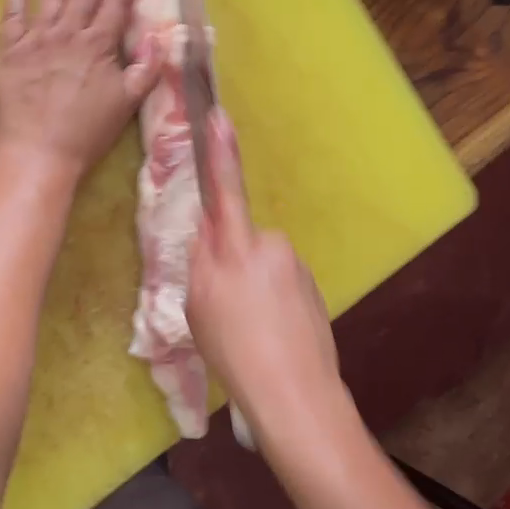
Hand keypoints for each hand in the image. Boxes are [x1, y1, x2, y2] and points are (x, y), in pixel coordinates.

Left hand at [0, 0, 163, 179]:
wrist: (39, 153)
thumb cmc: (86, 133)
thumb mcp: (127, 104)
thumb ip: (146, 69)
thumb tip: (163, 38)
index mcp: (98, 46)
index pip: (118, 0)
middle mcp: (69, 34)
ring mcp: (37, 39)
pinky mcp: (11, 51)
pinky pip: (13, 13)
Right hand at [187, 112, 347, 447]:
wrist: (293, 391)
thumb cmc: (234, 352)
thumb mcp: (198, 310)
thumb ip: (201, 267)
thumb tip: (208, 240)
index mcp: (233, 251)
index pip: (223, 192)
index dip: (219, 154)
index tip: (220, 117)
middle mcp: (267, 248)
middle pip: (237, 239)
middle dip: (228, 262)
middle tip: (223, 310)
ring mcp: (294, 267)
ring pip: (259, 263)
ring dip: (250, 286)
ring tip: (248, 330)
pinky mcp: (311, 286)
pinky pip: (280, 282)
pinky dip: (271, 301)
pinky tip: (268, 333)